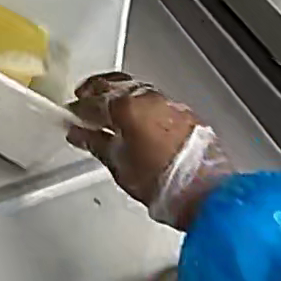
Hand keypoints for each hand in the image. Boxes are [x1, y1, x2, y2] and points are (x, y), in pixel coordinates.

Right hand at [66, 72, 230, 227]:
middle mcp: (147, 96)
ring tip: (108, 110)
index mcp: (126, 106)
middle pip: (113, 85)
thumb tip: (81, 134)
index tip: (71, 116)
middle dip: (95, 91)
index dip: (78, 110)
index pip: (93, 102)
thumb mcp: (120, 167)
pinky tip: (135, 117)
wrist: (209, 195)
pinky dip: (138, 102)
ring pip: (134, 88)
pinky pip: (152, 99)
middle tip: (83, 101)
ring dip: (117, 94)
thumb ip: (97, 144)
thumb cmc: (167, 185)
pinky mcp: (182, 111)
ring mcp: (167, 101)